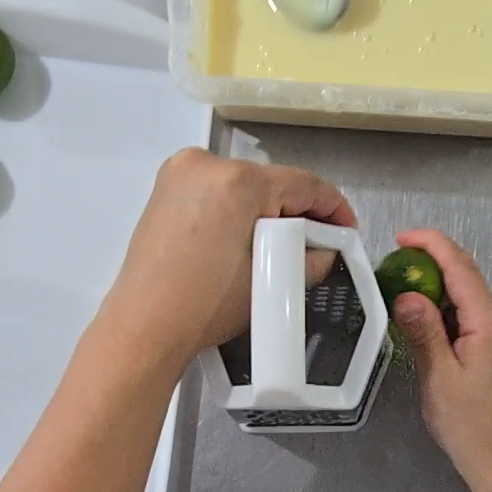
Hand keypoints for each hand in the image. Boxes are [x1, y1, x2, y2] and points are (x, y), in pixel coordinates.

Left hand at [101, 148, 353, 362]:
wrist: (145, 327)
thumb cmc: (205, 306)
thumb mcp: (269, 281)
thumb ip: (310, 259)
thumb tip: (325, 250)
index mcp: (235, 181)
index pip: (301, 183)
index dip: (332, 206)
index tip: (347, 228)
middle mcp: (204, 165)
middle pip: (270, 182)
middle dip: (297, 212)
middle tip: (317, 243)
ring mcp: (178, 174)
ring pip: (243, 187)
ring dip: (267, 211)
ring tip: (282, 247)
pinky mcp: (165, 192)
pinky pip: (217, 193)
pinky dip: (238, 212)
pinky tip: (247, 241)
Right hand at [390, 230, 491, 491]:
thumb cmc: (465, 422)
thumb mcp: (438, 376)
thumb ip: (424, 331)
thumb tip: (406, 294)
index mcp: (490, 323)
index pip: (461, 269)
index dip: (433, 245)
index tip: (401, 237)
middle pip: (467, 275)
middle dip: (433, 259)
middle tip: (394, 259)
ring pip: (467, 293)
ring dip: (436, 283)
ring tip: (401, 282)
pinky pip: (467, 313)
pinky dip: (444, 305)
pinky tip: (421, 312)